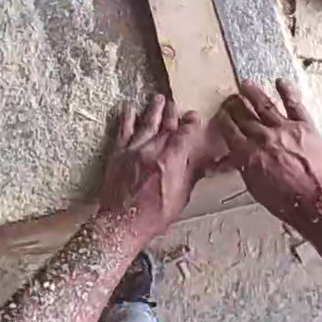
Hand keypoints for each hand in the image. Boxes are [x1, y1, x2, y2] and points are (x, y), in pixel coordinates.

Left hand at [96, 94, 210, 241]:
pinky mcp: (118, 153)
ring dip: (153, 110)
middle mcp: (152, 151)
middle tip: (176, 104)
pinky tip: (129, 108)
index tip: (193, 117)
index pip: (184, 135)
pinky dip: (126, 118)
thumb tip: (203, 162)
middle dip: (172, 113)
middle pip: (165, 126)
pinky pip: (123, 130)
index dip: (190, 124)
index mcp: (170, 162)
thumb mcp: (181, 197)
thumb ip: (190, 175)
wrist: (121, 223)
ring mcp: (133, 150)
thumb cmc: (152, 216)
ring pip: (146, 123)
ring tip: (158, 98)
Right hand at [215, 78, 321, 228]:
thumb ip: (243, 166)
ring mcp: (284, 129)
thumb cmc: (285, 201)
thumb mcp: (254, 187)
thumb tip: (233, 158)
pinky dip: (286, 91)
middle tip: (230, 97)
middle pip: (243, 115)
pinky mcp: (305, 127)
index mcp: (247, 153)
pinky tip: (280, 82)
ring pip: (264, 105)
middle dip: (235, 104)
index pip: (229, 130)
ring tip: (246, 84)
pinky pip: (294, 104)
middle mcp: (262, 137)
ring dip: (253, 93)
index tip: (220, 113)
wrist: (316, 201)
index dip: (223, 119)